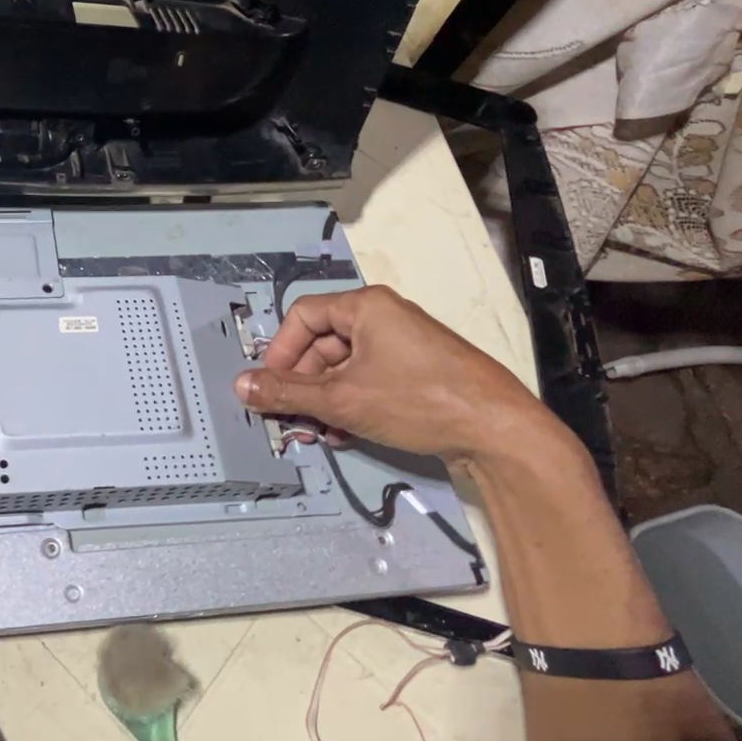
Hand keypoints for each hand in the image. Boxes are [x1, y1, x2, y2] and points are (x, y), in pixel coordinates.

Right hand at [234, 285, 551, 459]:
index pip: (302, 316)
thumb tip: (242, 386)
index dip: (279, 351)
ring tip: (317, 431)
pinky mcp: (421, 371)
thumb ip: (287, 393)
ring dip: (324, 398)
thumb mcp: (342, 400)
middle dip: (302, 382)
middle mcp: (385, 317)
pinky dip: (351, 402)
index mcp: (366, 307)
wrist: (500, 432)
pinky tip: (345, 433)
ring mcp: (405, 344)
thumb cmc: (419, 402)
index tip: (270, 385)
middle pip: (323, 343)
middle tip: (291, 415)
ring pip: (345, 365)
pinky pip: (370, 379)